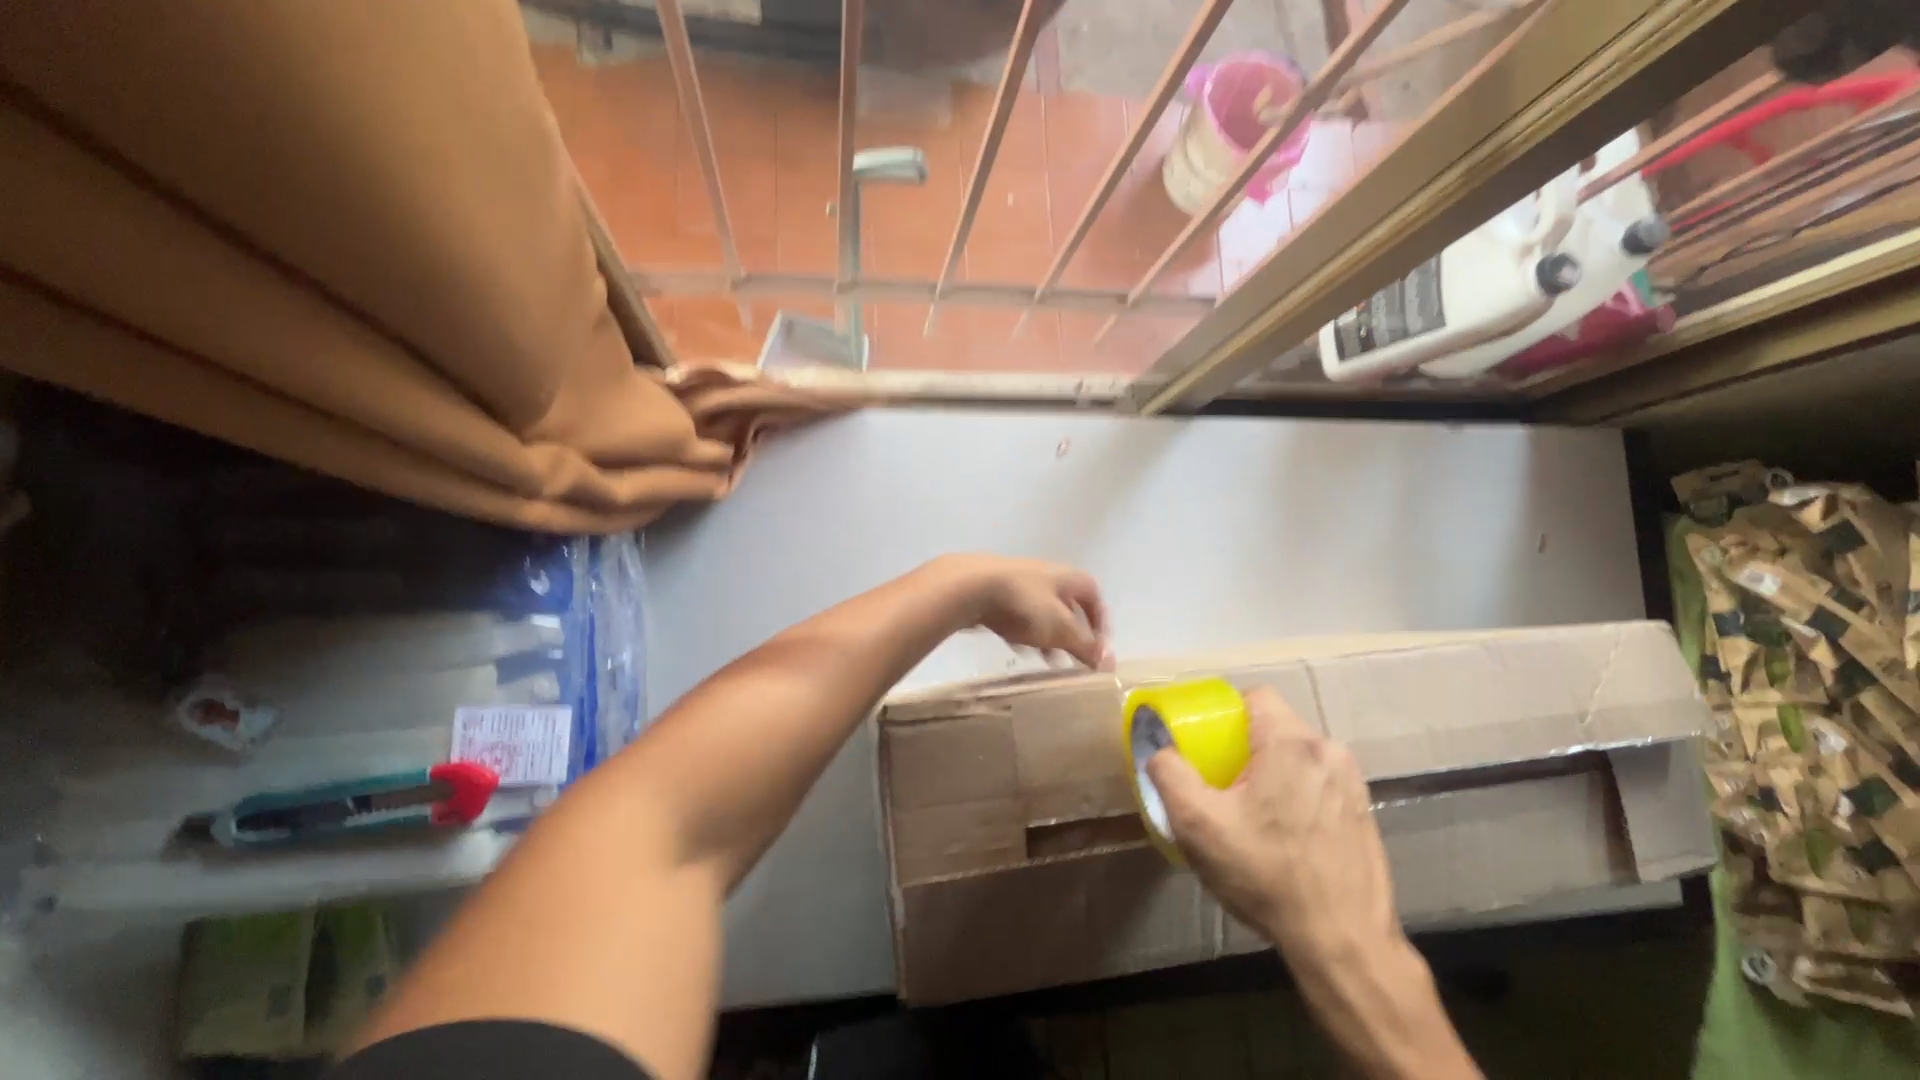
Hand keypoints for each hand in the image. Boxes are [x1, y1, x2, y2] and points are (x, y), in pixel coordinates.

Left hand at [930, 555, 1110, 669]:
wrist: (970, 587)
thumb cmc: (1025, 605)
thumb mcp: (1060, 629)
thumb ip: (1085, 646)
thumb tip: (1111, 663)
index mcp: (1068, 577)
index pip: (1094, 595)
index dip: (1100, 620)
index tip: (1098, 646)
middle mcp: (1046, 575)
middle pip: (1067, 604)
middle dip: (1071, 633)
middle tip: (1072, 658)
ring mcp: (1018, 581)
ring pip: (1040, 611)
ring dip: (1047, 635)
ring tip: (1046, 660)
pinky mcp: (994, 592)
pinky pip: (1017, 614)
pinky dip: (1023, 632)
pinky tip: (1017, 648)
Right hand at [1145, 686, 1398, 965]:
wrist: (1341, 939)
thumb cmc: (1265, 874)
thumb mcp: (1199, 825)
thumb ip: (1170, 775)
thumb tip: (1159, 749)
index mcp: (1291, 744)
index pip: (1255, 697)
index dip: (1226, 715)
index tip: (1208, 748)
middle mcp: (1329, 752)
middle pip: (1276, 727)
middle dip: (1246, 749)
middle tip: (1223, 787)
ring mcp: (1352, 783)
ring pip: (1299, 757)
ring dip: (1274, 773)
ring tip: (1254, 815)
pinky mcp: (1364, 812)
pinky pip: (1319, 784)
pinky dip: (1298, 796)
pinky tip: (1286, 836)